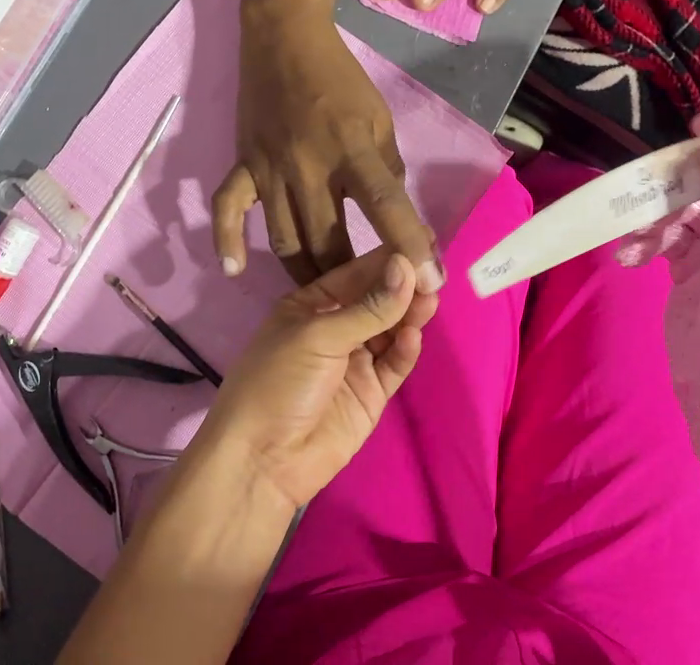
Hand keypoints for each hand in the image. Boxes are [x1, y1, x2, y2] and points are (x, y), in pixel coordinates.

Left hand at [192, 250, 437, 506]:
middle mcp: (334, 327)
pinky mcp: (371, 392)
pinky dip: (405, 349)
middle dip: (404, 284)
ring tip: (431, 298)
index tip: (420, 241)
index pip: (355, 273)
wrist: (263, 459)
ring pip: (391, 329)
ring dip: (410, 313)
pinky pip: (394, 363)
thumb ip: (367, 306)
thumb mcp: (317, 336)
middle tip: (436, 270)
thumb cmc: (278, 382)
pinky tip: (414, 336)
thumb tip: (406, 265)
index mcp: (310, 304)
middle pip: (378, 299)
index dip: (386, 259)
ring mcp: (354, 361)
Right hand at [214, 16, 442, 286]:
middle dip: (351, 281)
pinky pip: (227, 208)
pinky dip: (226, 240)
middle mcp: (309, 166)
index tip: (429, 281)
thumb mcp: (378, 117)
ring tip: (323, 302)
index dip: (409, 245)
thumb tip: (394, 216)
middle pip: (327, 240)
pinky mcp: (242, 164)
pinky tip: (232, 270)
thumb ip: (386, 169)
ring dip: (304, 276)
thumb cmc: (340, 79)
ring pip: (284, 239)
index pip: (385, 204)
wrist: (284, 39)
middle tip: (368, 306)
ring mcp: (269, 168)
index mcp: (351, 149)